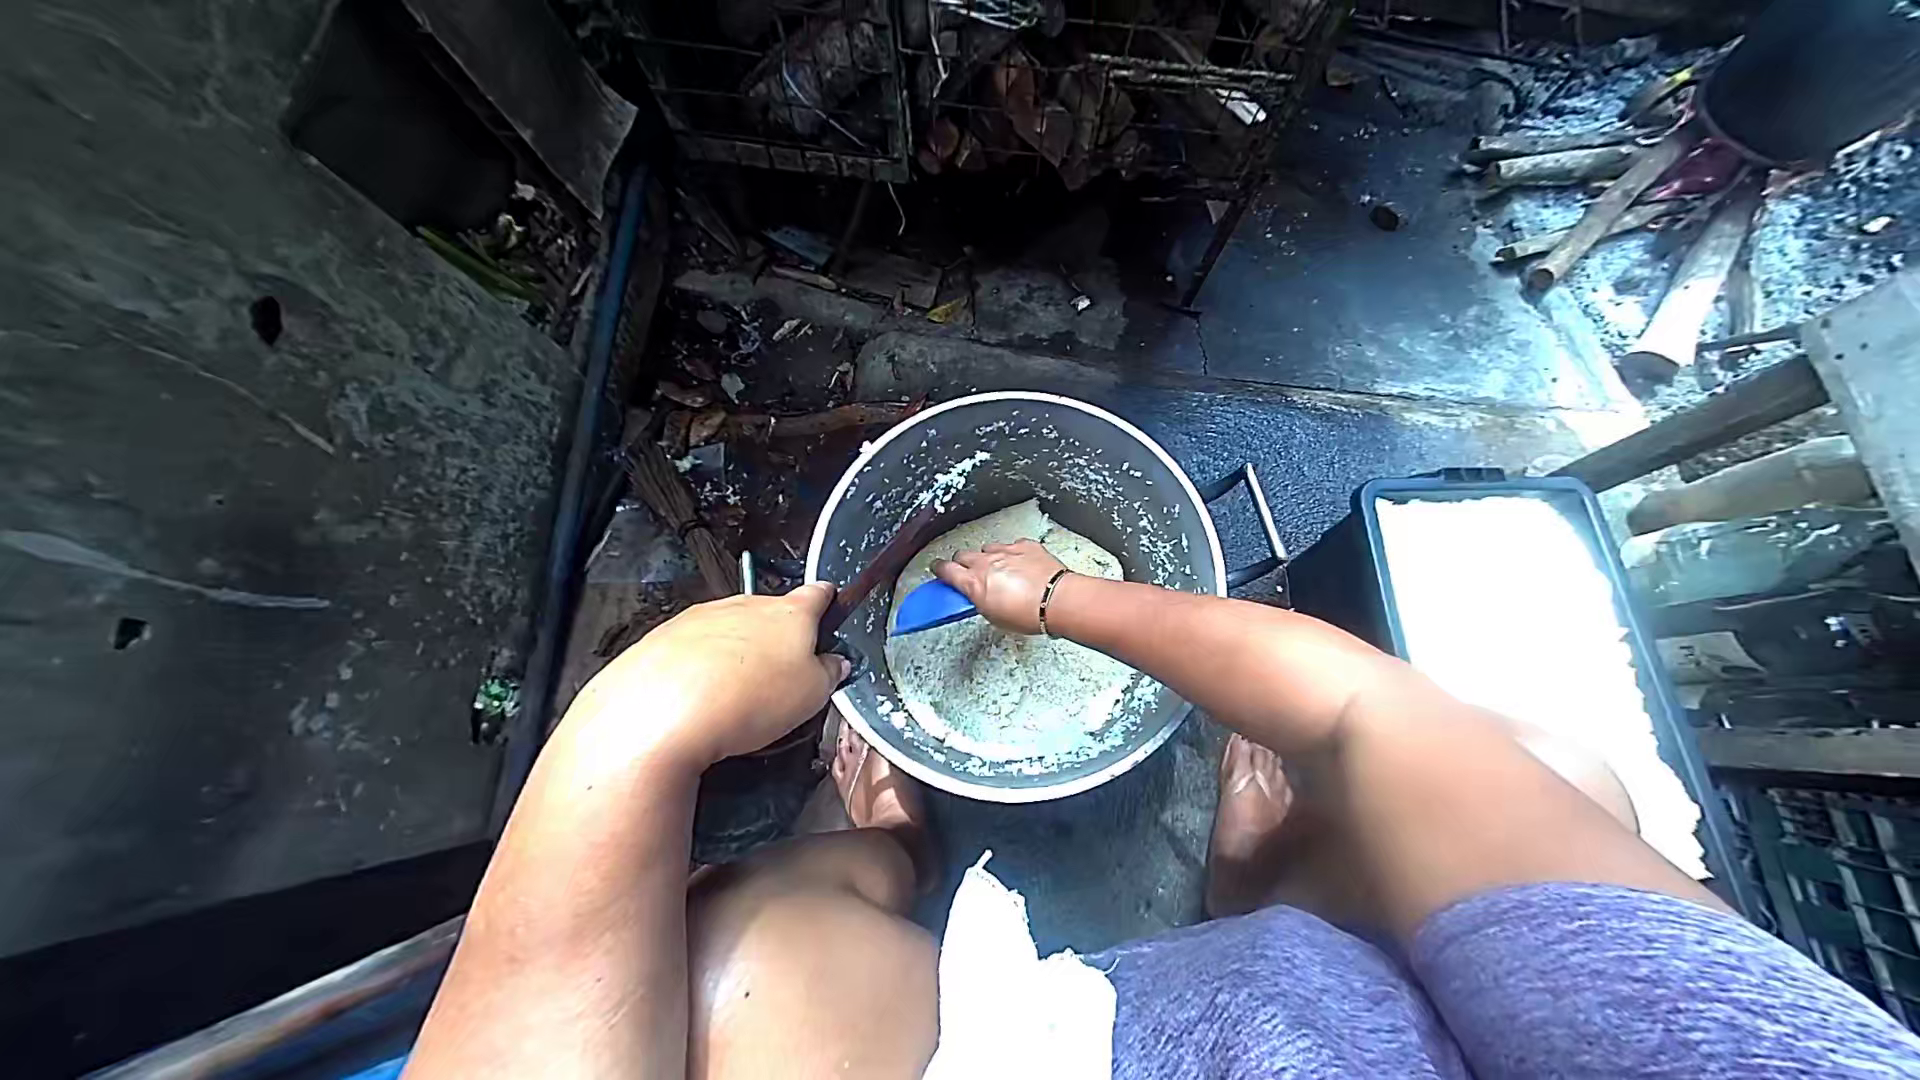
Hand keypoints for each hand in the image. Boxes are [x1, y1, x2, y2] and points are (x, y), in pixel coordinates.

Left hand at [568, 582, 849, 769]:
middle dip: (778, 640)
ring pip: (732, 631)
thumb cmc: (741, 699)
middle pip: (772, 615)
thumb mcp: (812, 695)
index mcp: (791, 612)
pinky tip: (702, 699)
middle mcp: (747, 604)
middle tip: (781, 679)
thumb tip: (833, 665)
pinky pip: (695, 648)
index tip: (828, 602)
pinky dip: (701, 668)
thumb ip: (829, 673)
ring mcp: (705, 617)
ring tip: (737, 698)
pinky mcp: (667, 636)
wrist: (661, 713)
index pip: (818, 593)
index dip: (827, 599)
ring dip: (738, 655)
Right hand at [932, 539, 1067, 634]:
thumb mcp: (994, 617)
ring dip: (988, 558)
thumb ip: (979, 601)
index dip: (939, 569)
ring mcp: (1005, 551)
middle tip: (970, 574)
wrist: (1057, 601)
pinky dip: (1012, 553)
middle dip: (963, 564)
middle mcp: (985, 563)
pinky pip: (1011, 545)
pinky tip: (1019, 564)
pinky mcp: (1025, 546)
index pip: (945, 570)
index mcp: (973, 582)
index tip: (939, 570)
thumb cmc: (1028, 614)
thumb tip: (977, 596)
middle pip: (962, 555)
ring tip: (999, 571)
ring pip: (986, 549)